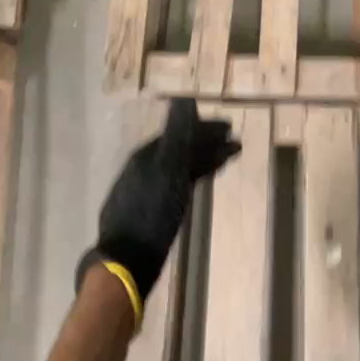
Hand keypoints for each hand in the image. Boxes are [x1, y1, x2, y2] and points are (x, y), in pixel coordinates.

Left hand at [79, 100, 239, 312]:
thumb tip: (185, 100)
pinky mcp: (145, 211)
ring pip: (178, 167)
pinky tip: (199, 184)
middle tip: (233, 143)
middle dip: (206, 143)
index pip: (180, 132)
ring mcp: (142, 190)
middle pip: (179, 148)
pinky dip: (192, 178)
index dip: (206, 129)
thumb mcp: (168, 172)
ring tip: (224, 161)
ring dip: (202, 160)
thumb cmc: (151, 214)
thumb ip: (178, 138)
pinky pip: (175, 184)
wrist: (126, 260)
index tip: (230, 128)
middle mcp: (142, 168)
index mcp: (147, 155)